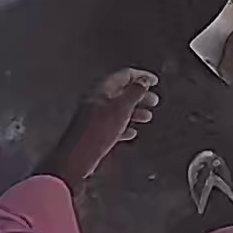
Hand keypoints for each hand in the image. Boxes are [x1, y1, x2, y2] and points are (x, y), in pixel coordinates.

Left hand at [35, 69, 158, 193]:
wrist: (77, 157)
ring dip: (135, 111)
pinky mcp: (94, 131)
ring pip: (119, 109)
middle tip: (153, 100)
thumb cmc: (98, 130)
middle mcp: (97, 99)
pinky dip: (124, 126)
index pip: (125, 75)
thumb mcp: (122, 108)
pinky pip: (113, 124)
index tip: (154, 81)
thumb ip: (135, 92)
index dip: (142, 76)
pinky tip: (132, 132)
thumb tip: (144, 81)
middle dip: (140, 95)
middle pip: (123, 91)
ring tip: (147, 117)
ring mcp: (94, 115)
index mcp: (102, 88)